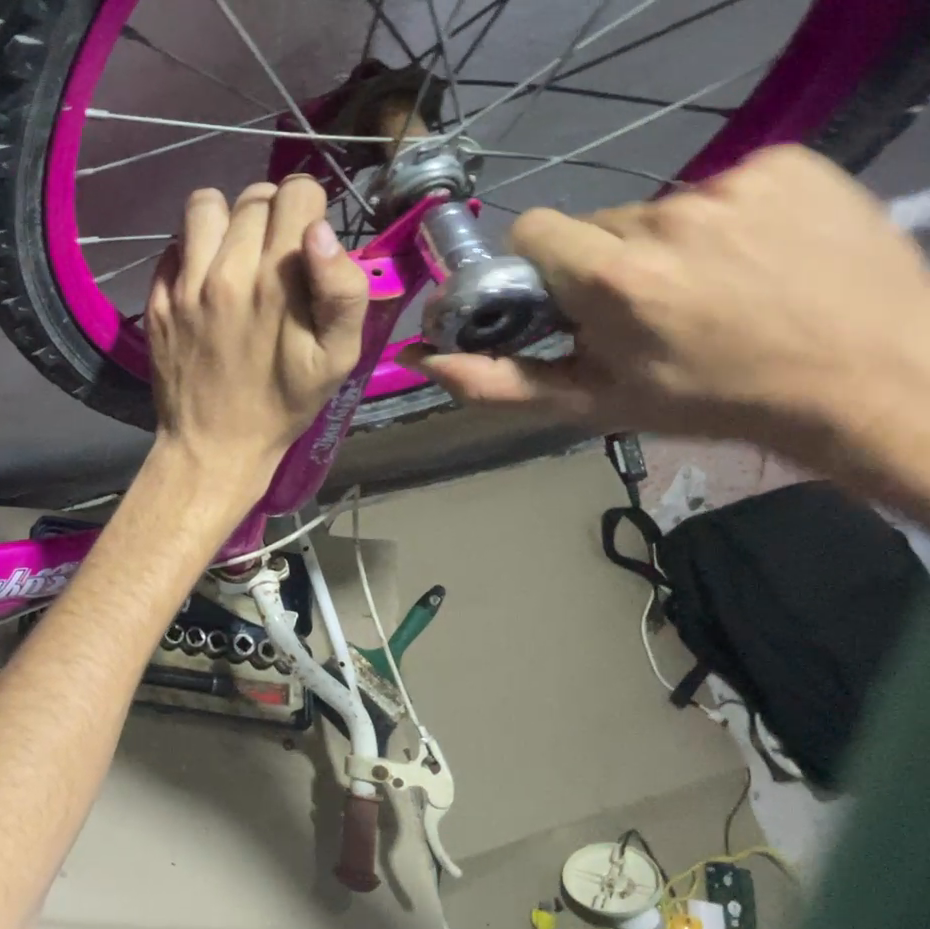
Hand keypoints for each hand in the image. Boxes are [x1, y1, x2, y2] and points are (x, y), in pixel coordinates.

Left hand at [145, 177, 369, 494]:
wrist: (213, 445)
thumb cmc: (283, 402)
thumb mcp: (337, 355)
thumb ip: (343, 287)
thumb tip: (321, 229)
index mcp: (277, 278)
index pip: (296, 192)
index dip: (308, 208)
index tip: (305, 237)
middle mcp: (225, 272)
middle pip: (252, 197)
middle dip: (270, 214)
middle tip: (273, 254)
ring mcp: (183, 286)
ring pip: (203, 206)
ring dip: (224, 220)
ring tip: (234, 253)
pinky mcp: (155, 303)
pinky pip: (170, 247)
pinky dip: (189, 252)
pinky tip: (203, 281)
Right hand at [410, 146, 929, 461]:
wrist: (870, 375)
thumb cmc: (710, 398)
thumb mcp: (590, 403)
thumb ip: (495, 381)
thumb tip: (418, 358)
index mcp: (611, 278)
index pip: (533, 230)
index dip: (540, 263)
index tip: (564, 297)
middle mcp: (666, 218)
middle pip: (597, 225)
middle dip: (604, 262)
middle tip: (644, 306)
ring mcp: (734, 186)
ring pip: (659, 209)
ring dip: (666, 245)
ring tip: (710, 285)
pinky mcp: (789, 164)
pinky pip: (722, 185)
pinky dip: (726, 219)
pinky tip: (756, 255)